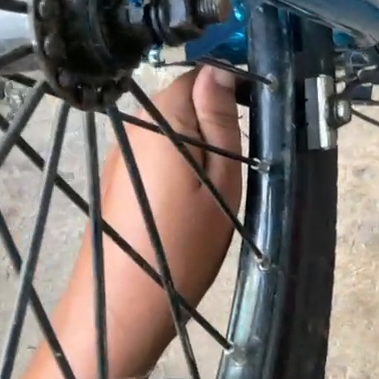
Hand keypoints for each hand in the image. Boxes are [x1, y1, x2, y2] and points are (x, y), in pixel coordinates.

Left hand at [63, 68, 245, 375]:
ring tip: (222, 187)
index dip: (233, 88)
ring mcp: (122, 154)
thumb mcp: (222, 181)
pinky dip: (182, 164)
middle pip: (186, 100)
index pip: (201, 74)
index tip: (259, 118)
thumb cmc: (184, 245)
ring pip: (174, 128)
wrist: (122, 310)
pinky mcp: (118, 178)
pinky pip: (159, 152)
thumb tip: (222, 69)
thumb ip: (221, 121)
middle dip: (217, 120)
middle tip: (244, 161)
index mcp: (161, 119)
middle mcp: (134, 127)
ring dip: (201, 144)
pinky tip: (193, 200)